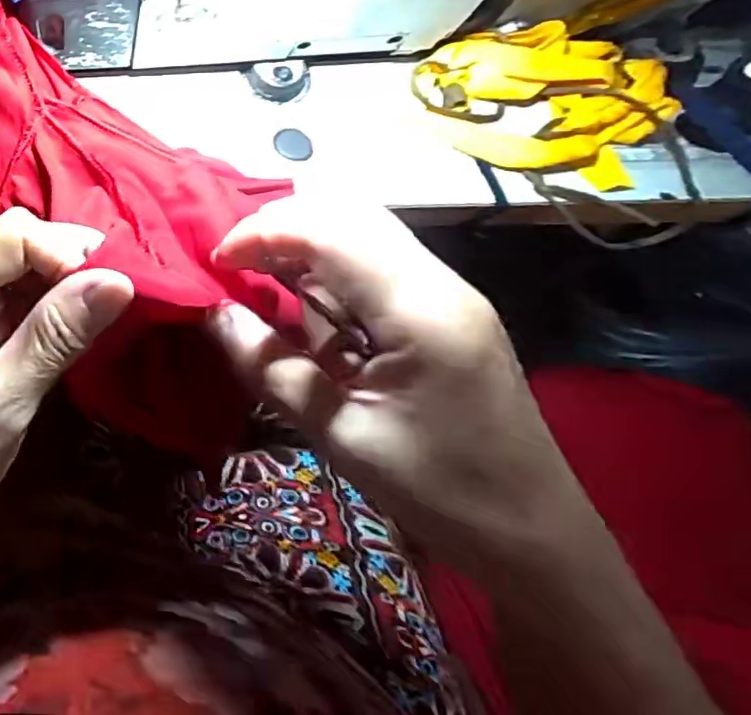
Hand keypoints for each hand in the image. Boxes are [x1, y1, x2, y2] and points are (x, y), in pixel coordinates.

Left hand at [0, 208, 133, 559]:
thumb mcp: (8, 397)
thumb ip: (60, 333)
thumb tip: (121, 281)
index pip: (14, 236)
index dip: (64, 252)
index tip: (106, 290)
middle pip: (20, 241)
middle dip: (71, 261)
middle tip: (113, 299)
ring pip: (27, 266)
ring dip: (68, 283)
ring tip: (104, 312)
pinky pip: (24, 297)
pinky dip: (56, 304)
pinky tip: (80, 324)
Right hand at [207, 196, 588, 559]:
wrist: (535, 535)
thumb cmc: (439, 492)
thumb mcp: (341, 435)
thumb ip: (271, 368)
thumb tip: (215, 314)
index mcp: (418, 309)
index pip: (329, 233)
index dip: (264, 234)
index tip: (218, 262)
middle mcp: (439, 281)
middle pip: (350, 214)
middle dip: (285, 227)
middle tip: (237, 263)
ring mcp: (451, 290)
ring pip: (367, 230)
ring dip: (310, 244)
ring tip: (267, 280)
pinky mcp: (450, 306)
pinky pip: (382, 262)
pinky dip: (337, 269)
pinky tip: (316, 307)